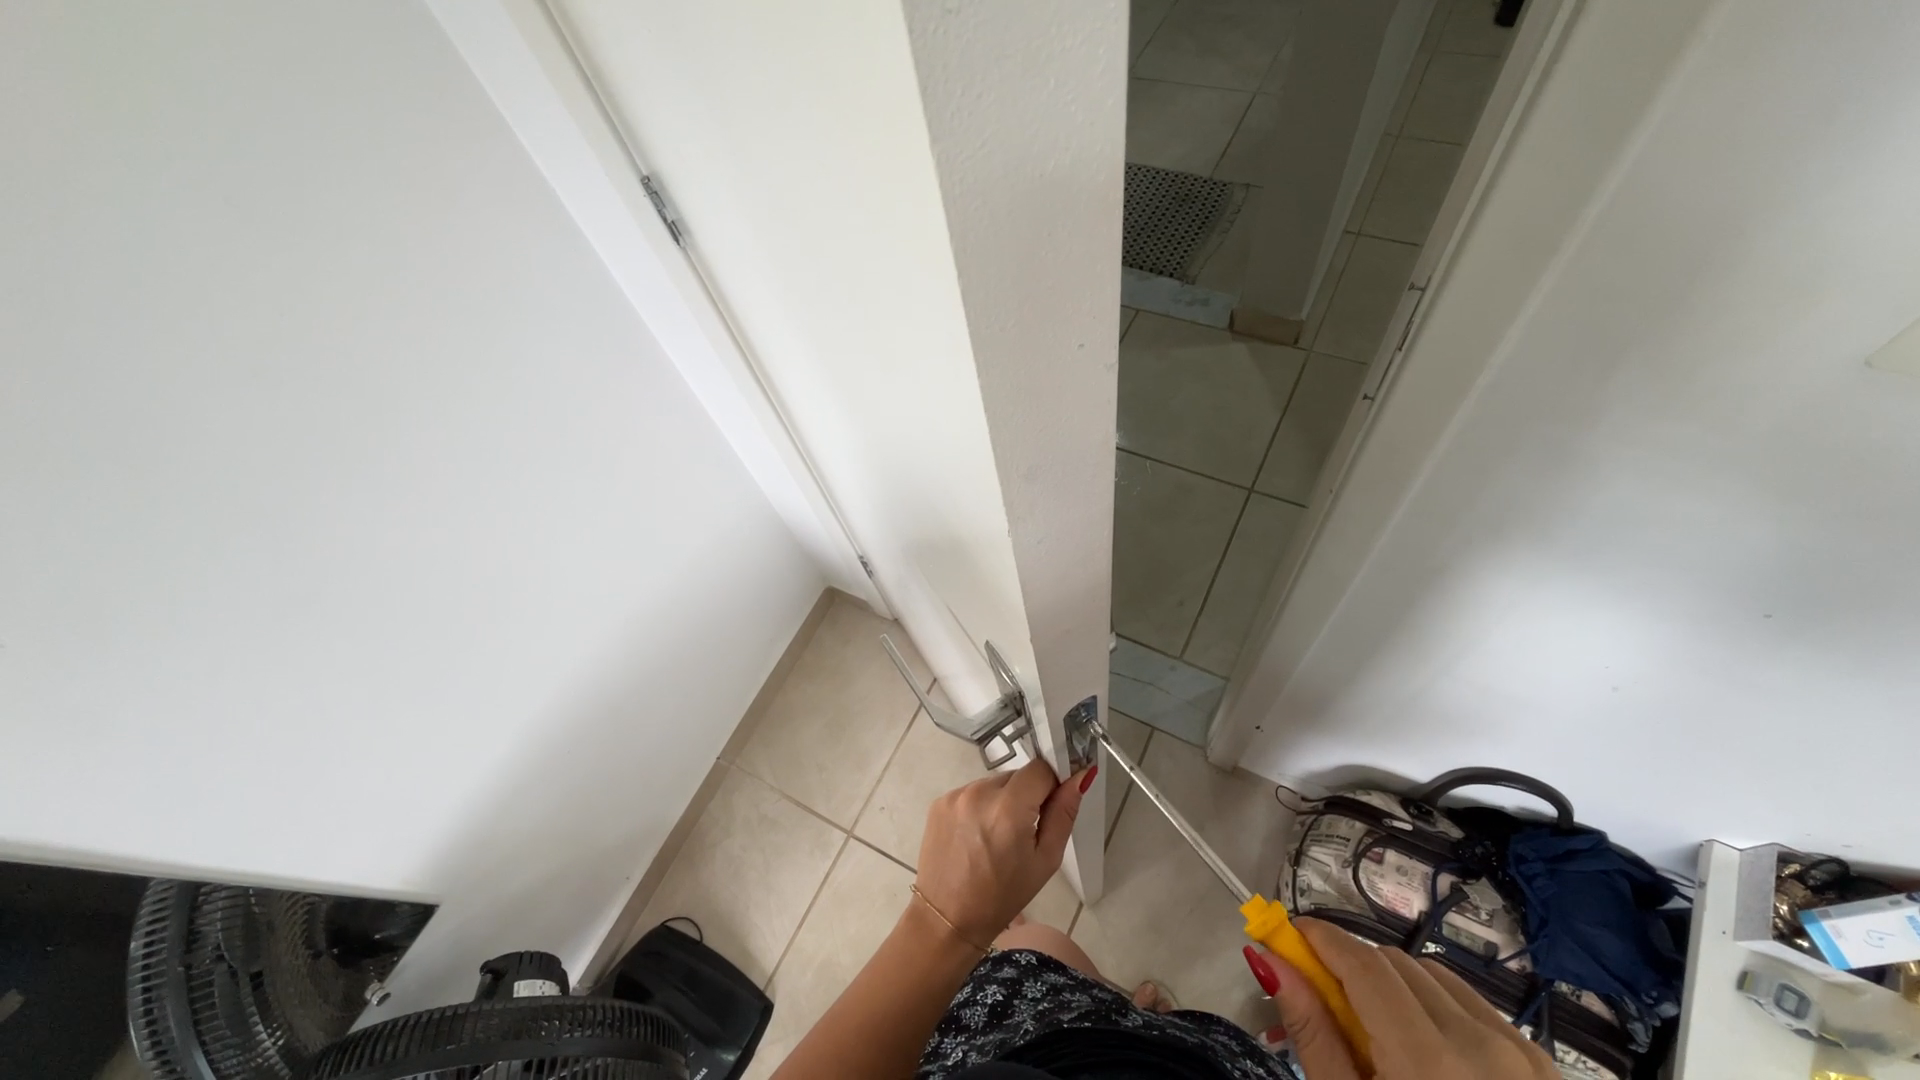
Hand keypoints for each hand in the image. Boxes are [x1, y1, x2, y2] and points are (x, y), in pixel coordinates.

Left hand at [913, 759, 1090, 945]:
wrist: (947, 918)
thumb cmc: (1002, 897)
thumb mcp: (1045, 860)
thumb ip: (1064, 814)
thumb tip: (1079, 777)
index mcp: (1008, 808)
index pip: (1041, 768)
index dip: (1051, 784)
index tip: (1051, 807)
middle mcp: (979, 792)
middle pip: (1017, 776)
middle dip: (1027, 796)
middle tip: (1024, 832)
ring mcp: (956, 795)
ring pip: (994, 783)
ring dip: (1003, 800)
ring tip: (998, 838)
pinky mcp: (940, 801)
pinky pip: (972, 793)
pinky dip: (981, 807)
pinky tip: (977, 837)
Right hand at [1254, 918, 1557, 1079]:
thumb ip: (1314, 1034)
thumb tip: (1270, 962)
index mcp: (1429, 1061)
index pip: (1364, 963)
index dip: (1320, 938)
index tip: (1285, 934)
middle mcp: (1482, 1041)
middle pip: (1395, 963)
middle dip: (1349, 964)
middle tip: (1316, 992)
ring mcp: (1522, 1051)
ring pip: (1434, 976)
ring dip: (1391, 982)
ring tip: (1372, 1026)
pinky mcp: (1545, 1064)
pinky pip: (1473, 1003)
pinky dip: (1433, 1003)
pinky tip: (1422, 1045)